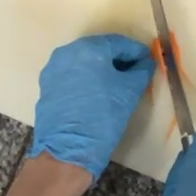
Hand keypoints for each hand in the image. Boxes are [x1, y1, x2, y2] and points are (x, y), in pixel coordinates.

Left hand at [26, 34, 155, 180]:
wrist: (66, 152)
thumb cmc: (102, 117)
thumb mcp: (129, 93)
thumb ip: (140, 72)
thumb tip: (146, 63)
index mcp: (87, 49)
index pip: (118, 42)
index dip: (136, 51)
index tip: (148, 60)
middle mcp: (66, 53)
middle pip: (98, 50)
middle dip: (118, 59)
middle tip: (135, 71)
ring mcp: (53, 70)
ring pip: (83, 63)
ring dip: (101, 69)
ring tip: (117, 84)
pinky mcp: (46, 87)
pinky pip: (71, 76)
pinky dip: (86, 80)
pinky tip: (97, 94)